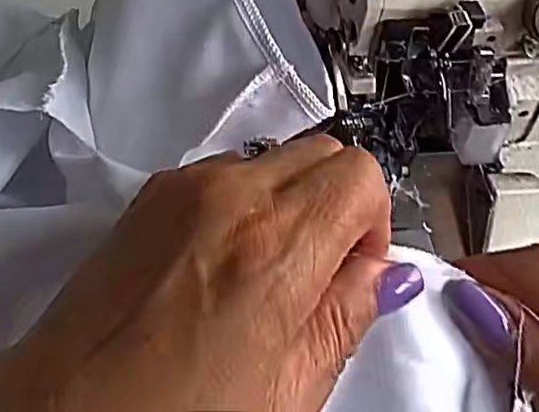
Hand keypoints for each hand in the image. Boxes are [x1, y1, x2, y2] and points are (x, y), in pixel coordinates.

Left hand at [0, 134, 426, 411]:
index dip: (371, 219)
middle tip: (317, 267)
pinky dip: (246, 197)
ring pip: (279, 154)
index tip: (355, 264)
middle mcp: (235, 193)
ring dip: (291, 196)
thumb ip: (346, 314)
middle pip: (324, 151)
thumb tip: (379, 269)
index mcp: (276, 247)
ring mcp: (191, 181)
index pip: (360, 173)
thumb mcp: (288, 393)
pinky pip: (231, 167)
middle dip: (336, 200)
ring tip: (262, 266)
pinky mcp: (158, 184)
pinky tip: (219, 257)